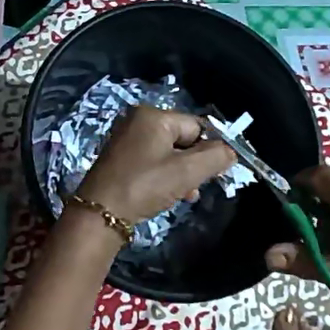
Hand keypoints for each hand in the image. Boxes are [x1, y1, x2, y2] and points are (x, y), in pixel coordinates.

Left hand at [74, 106, 237, 223]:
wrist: (98, 214)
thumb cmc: (144, 186)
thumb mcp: (186, 172)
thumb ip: (215, 157)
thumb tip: (231, 151)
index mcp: (153, 115)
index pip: (197, 126)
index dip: (209, 150)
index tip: (213, 173)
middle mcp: (138, 120)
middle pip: (183, 138)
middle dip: (193, 163)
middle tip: (195, 187)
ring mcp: (127, 138)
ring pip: (169, 152)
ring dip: (181, 173)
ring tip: (183, 194)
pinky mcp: (120, 157)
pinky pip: (153, 160)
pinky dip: (164, 175)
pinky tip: (168, 194)